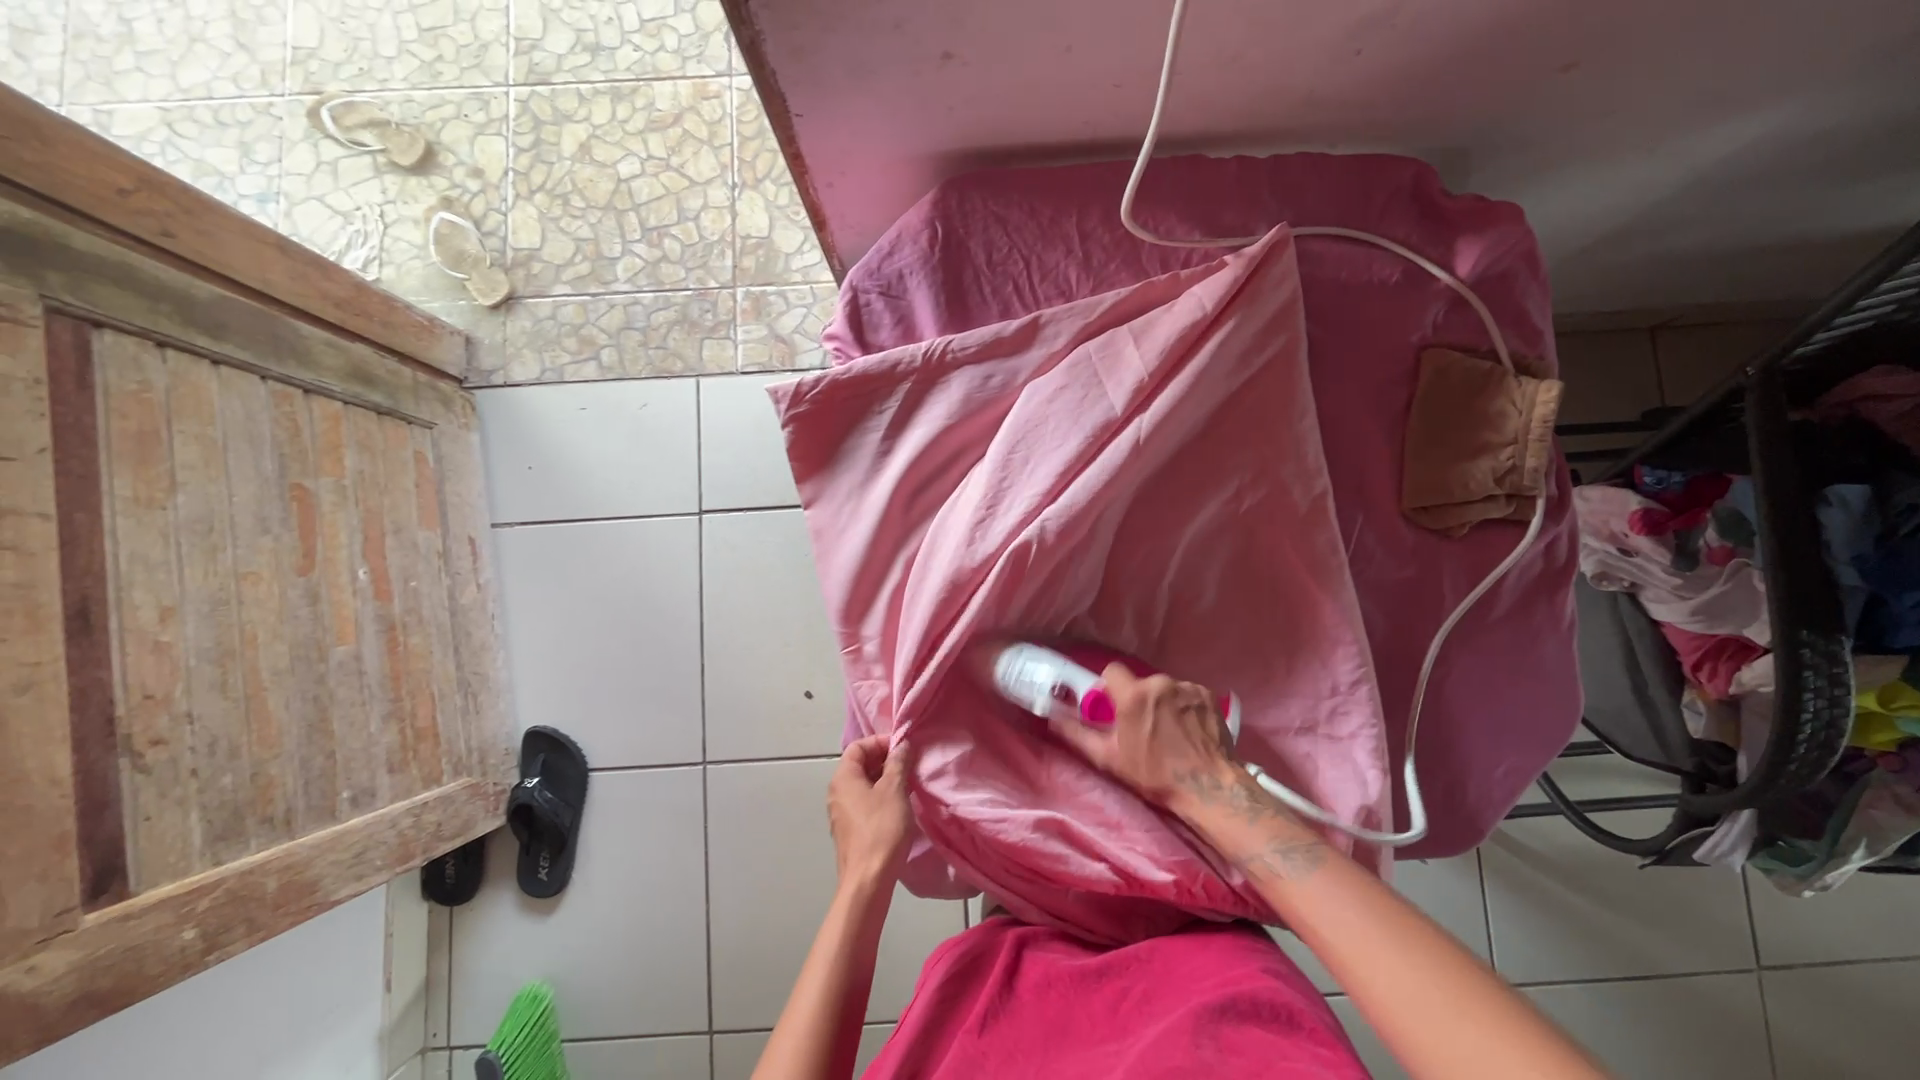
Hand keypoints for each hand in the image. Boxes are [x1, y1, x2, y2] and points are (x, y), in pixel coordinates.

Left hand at [826, 734, 915, 884]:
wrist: (868, 879)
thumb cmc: (881, 830)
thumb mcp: (894, 790)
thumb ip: (898, 763)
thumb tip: (901, 745)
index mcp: (843, 778)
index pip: (858, 746)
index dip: (880, 743)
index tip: (904, 749)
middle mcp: (837, 792)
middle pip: (859, 765)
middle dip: (885, 761)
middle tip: (910, 765)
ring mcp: (841, 813)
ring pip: (863, 785)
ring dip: (885, 780)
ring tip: (909, 784)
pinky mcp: (849, 830)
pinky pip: (864, 803)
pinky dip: (881, 798)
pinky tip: (899, 806)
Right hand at [1047, 663, 1239, 809]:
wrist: (1208, 787)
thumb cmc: (1155, 775)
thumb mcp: (1109, 759)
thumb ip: (1078, 735)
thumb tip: (1054, 719)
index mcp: (1134, 695)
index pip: (1112, 671)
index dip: (1109, 688)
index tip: (1113, 708)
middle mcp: (1161, 683)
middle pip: (1140, 683)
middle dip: (1138, 700)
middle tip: (1142, 728)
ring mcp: (1188, 687)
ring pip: (1164, 689)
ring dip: (1162, 704)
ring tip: (1169, 732)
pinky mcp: (1207, 695)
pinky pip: (1187, 694)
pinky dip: (1184, 707)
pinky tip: (1188, 730)